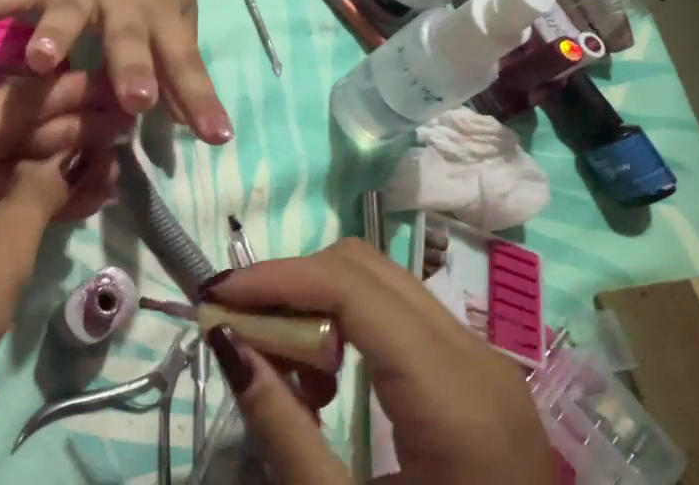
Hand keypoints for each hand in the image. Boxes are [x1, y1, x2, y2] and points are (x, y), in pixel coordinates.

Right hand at [0, 0, 232, 142]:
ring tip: (39, 60)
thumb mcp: (178, 4)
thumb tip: (181, 120)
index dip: (200, 98)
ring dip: (55, 35)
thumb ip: (177, 60)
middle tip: (136, 100)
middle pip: (127, 38)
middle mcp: (123, 2)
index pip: (185, 60)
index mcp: (160, 13)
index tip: (217, 135)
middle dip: (131, 68)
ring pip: (68, 13)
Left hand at [0, 72, 129, 484]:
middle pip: (2, 133)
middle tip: (121, 130)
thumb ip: (42, 190)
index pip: (11, 102)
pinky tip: (71, 204)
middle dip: (63, 136)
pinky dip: (18, 203)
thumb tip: (70, 158)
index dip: (65, 95)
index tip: (111, 87)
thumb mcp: (4, 245)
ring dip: (48, 173)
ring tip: (111, 170)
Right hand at [201, 240, 554, 483]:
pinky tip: (323, 383)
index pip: (352, 288)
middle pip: (365, 269)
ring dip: (315, 303)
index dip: (276, 279)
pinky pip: (401, 317)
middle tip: (235, 328)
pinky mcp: (480, 377)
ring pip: (381, 284)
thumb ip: (283, 429)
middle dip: (290, 285)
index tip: (213, 297)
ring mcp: (486, 363)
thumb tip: (224, 341)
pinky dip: (347, 326)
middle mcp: (478, 358)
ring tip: (275, 364)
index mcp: (455, 397)